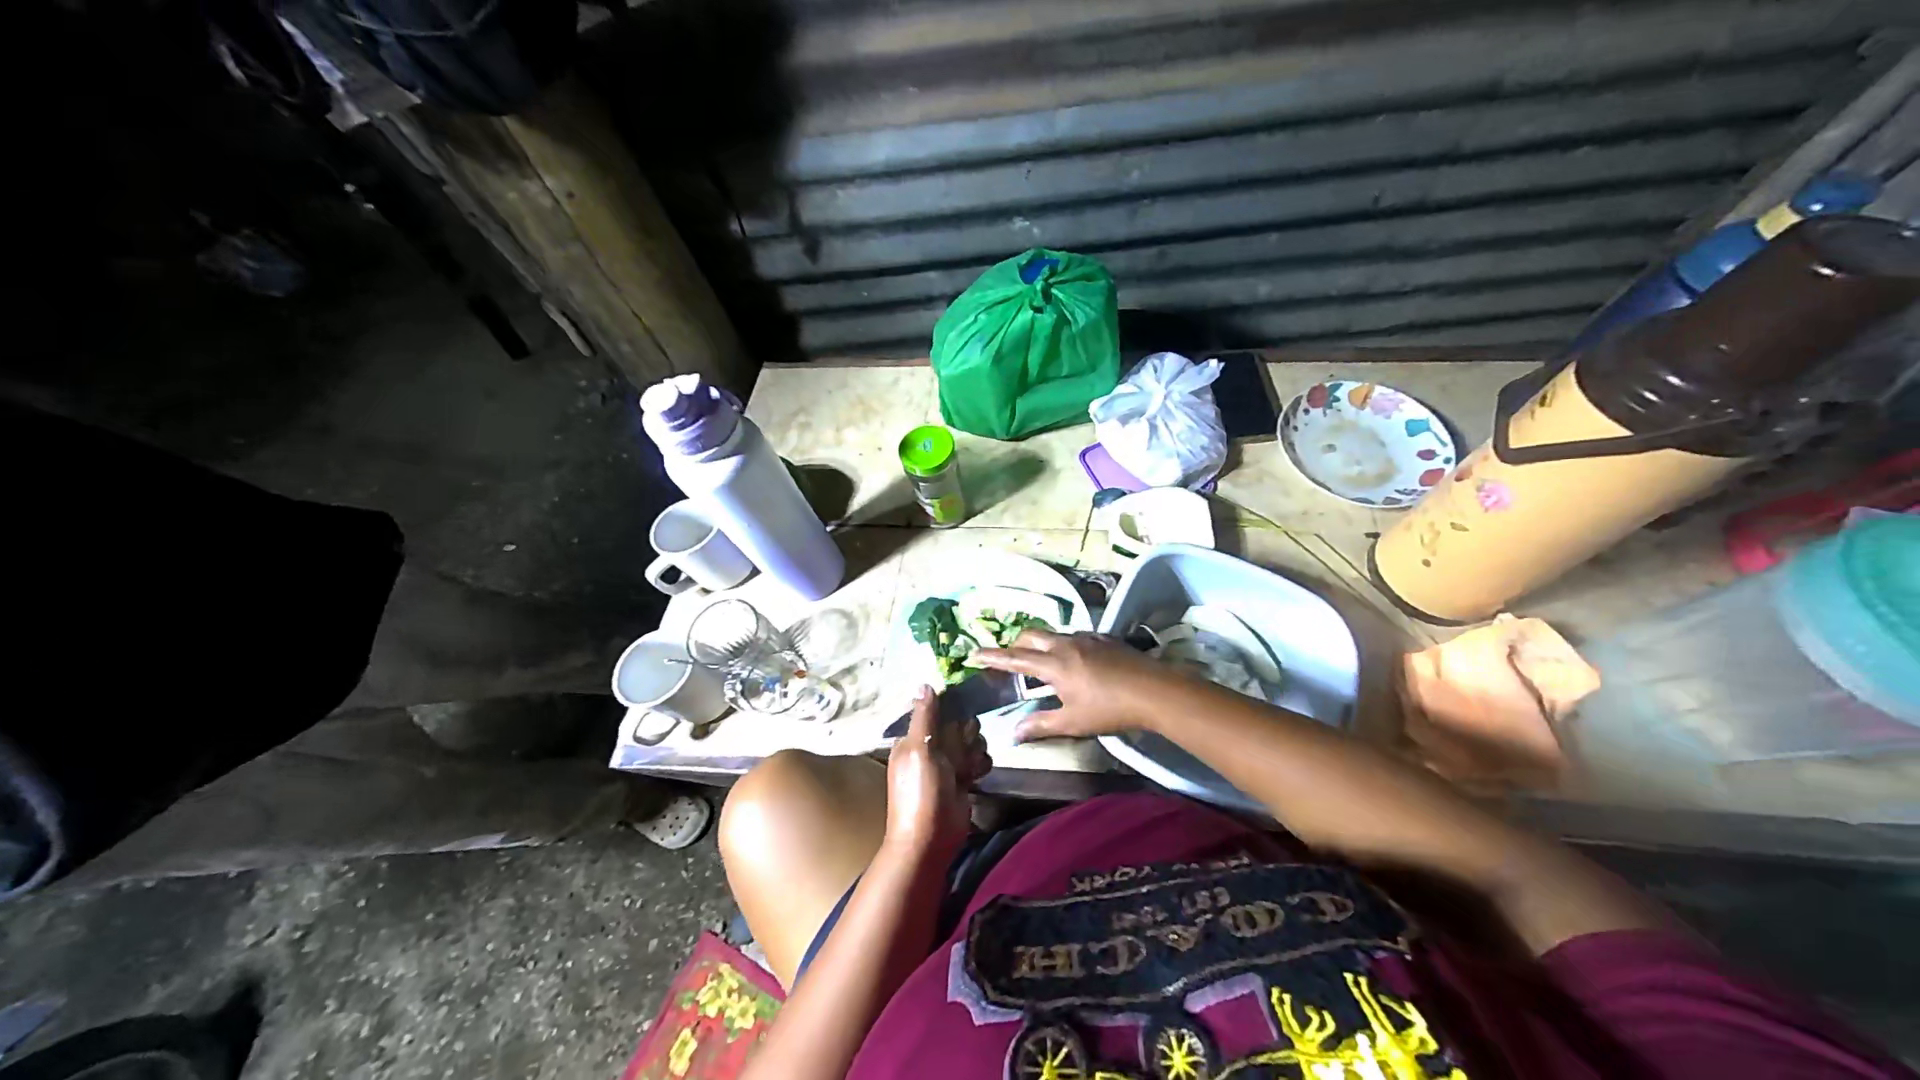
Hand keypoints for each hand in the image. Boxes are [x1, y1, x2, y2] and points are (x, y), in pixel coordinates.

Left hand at [884, 685, 990, 857]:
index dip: (952, 712)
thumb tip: (924, 683)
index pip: (938, 710)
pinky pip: (978, 760)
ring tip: (966, 769)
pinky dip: (978, 767)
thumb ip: (924, 717)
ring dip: (974, 752)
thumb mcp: (919, 750)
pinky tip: (974, 778)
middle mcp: (930, 747)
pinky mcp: (962, 780)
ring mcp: (947, 764)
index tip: (961, 719)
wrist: (930, 839)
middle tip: (960, 752)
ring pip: (971, 742)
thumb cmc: (920, 792)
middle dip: (966, 736)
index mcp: (913, 738)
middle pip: (960, 725)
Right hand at [973, 629, 1189, 741]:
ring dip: (1040, 644)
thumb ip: (1041, 725)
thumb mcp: (1073, 722)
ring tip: (1041, 663)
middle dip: (1015, 643)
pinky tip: (1075, 661)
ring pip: (1053, 633)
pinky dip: (1063, 645)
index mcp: (1054, 664)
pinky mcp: (1104, 638)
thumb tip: (1013, 733)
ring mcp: (1086, 638)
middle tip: (1009, 658)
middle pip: (1031, 635)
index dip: (992, 657)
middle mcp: (1066, 644)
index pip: (1015, 658)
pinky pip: (1074, 636)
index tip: (973, 653)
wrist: (1154, 690)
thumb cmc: (1110, 709)